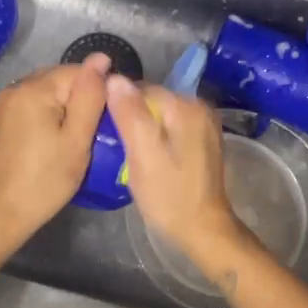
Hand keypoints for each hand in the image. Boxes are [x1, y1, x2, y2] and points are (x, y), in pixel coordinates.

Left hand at [0, 55, 111, 242]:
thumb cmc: (47, 179)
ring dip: (66, 107)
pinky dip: (49, 115)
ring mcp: (5, 102)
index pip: (78, 72)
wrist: (7, 210)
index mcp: (34, 89)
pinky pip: (34, 105)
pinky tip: (56, 138)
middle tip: (94, 132)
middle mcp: (15, 87)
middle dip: (80, 99)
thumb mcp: (77, 139)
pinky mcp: (1, 118)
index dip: (98, 93)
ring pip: (48, 92)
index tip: (106, 121)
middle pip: (61, 80)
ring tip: (77, 136)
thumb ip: (90, 96)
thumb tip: (101, 59)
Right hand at [103, 74, 241, 257]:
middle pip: (151, 101)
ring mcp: (204, 126)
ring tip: (128, 153)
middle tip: (115, 145)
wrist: (203, 230)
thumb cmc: (169, 195)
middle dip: (130, 117)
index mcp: (186, 106)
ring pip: (159, 116)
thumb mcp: (143, 154)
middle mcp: (200, 108)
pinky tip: (147, 158)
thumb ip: (130, 113)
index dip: (117, 106)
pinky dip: (156, 139)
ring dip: (142, 129)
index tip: (104, 130)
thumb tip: (114, 77)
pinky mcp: (202, 142)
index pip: (140, 88)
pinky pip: (170, 129)